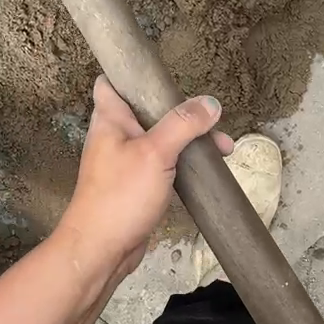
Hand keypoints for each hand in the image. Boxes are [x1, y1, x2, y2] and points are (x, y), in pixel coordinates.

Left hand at [54, 77, 229, 281]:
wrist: (101, 250)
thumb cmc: (119, 196)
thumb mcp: (156, 153)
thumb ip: (183, 124)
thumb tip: (210, 103)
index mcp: (110, 119)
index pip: (111, 83)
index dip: (131, 74)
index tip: (162, 73)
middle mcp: (114, 137)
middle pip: (148, 112)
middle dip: (181, 114)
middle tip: (212, 123)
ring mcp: (124, 163)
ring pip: (160, 141)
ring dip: (187, 142)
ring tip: (222, 149)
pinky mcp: (136, 187)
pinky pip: (163, 167)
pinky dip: (183, 166)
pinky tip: (206, 172)